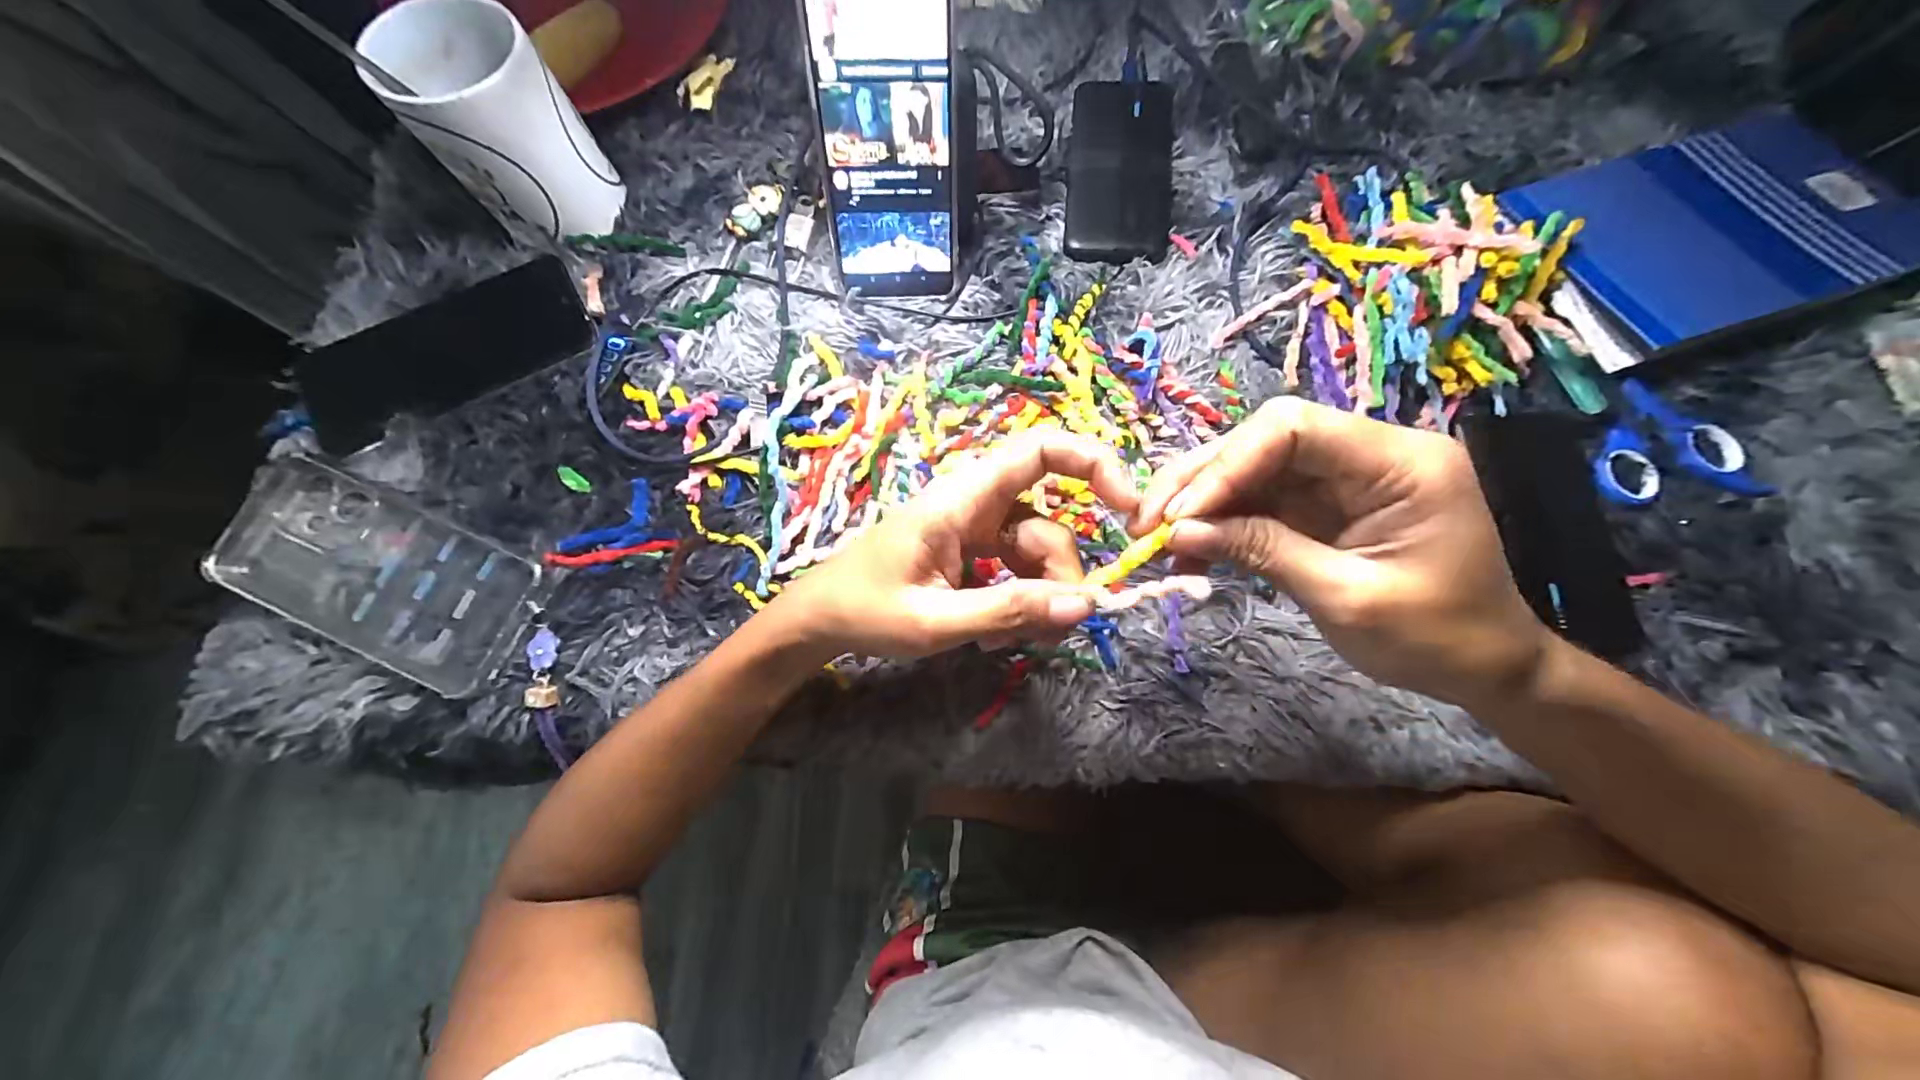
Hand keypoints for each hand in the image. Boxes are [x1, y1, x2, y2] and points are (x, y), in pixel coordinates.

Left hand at [769, 430, 1141, 659]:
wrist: (818, 620)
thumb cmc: (865, 610)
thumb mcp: (937, 621)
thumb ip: (1010, 611)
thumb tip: (1086, 606)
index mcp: (960, 500)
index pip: (1038, 450)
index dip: (1093, 464)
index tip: (1127, 509)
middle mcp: (974, 505)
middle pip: (1049, 523)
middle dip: (1061, 575)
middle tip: (1050, 626)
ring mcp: (974, 530)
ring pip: (1037, 553)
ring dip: (1037, 599)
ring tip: (1000, 641)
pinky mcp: (972, 554)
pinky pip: (1017, 571)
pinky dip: (1018, 603)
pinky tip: (992, 636)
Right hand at [1136, 398, 1549, 707]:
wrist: (1487, 669)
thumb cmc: (1437, 639)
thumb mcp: (1346, 597)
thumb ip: (1263, 551)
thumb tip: (1178, 531)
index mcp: (1399, 462)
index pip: (1292, 428)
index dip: (1226, 464)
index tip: (1179, 517)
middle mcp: (1366, 455)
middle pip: (1261, 441)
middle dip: (1199, 480)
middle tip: (1146, 525)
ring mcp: (1341, 480)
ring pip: (1250, 469)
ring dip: (1199, 502)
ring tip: (1155, 541)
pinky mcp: (1322, 506)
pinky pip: (1258, 501)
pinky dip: (1218, 524)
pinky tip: (1187, 550)